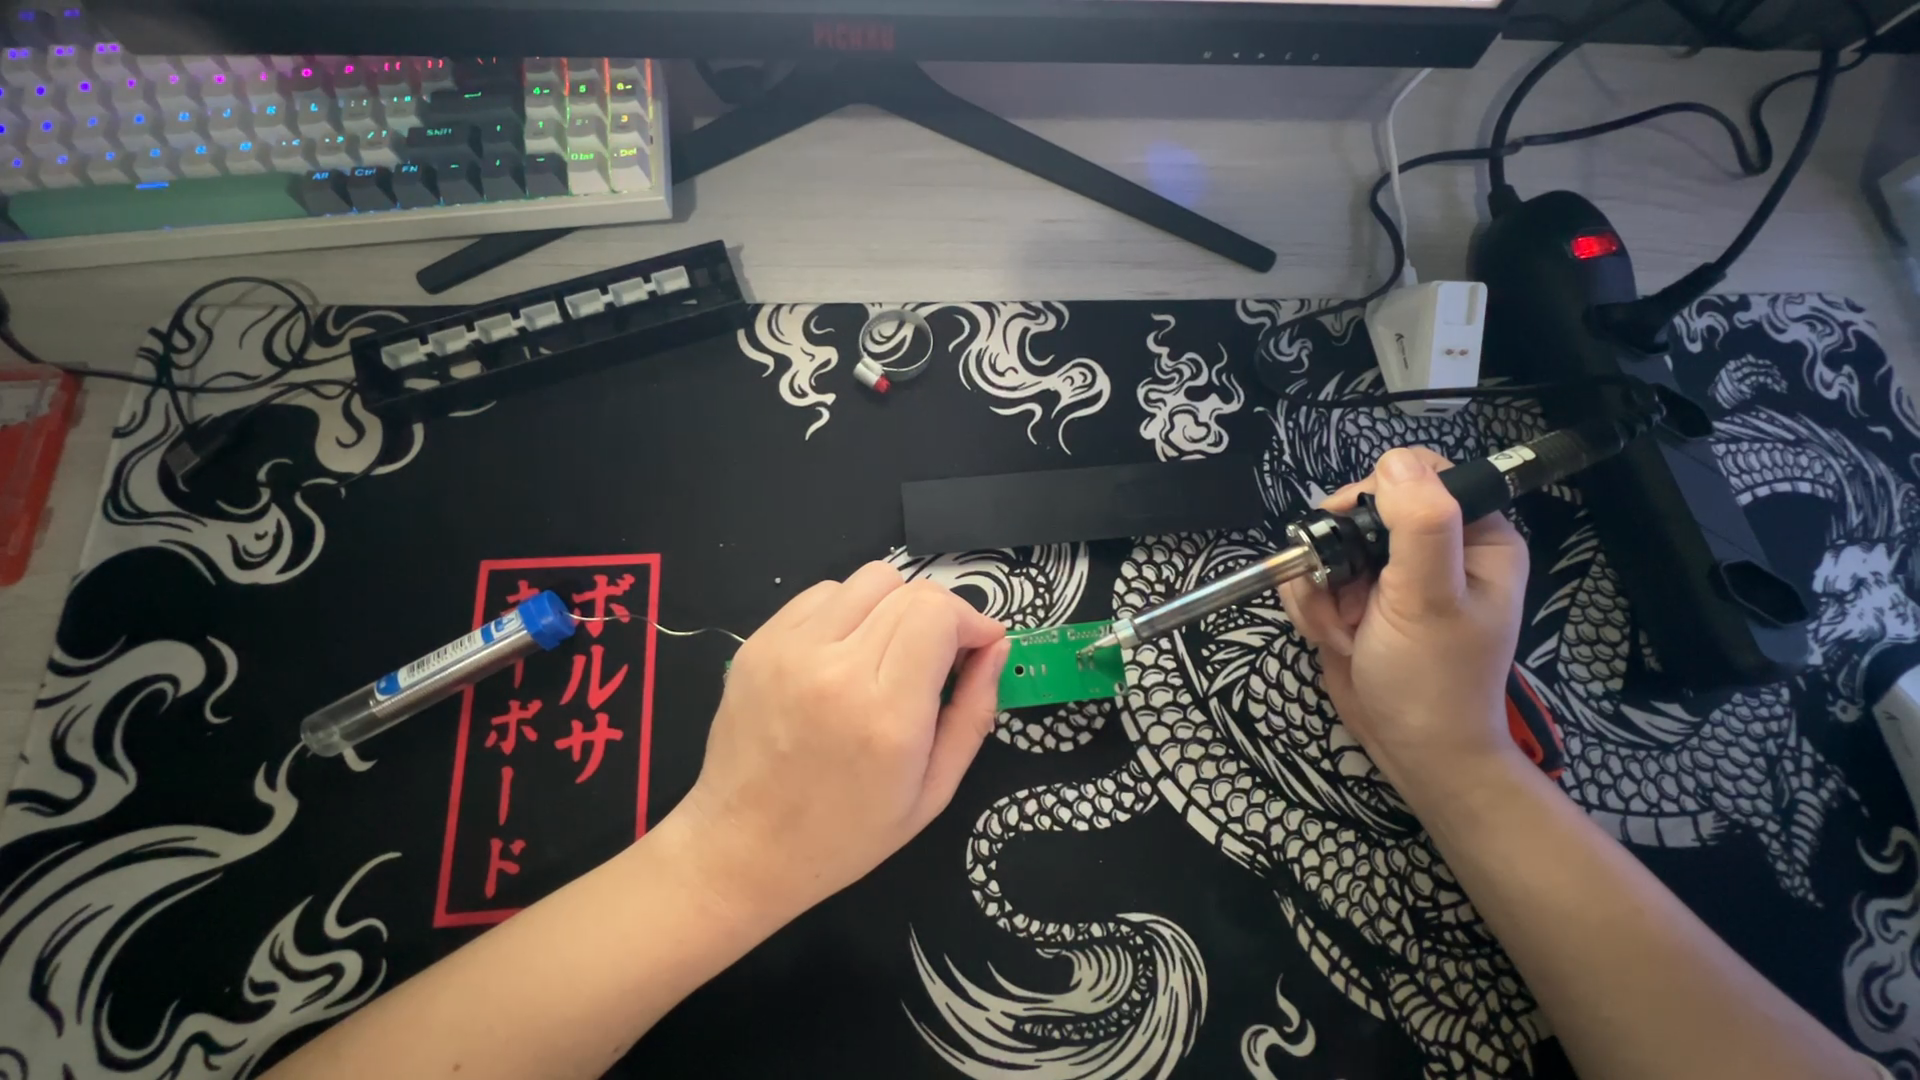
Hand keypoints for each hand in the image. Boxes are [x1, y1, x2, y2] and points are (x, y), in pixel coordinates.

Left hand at [666, 562, 1009, 922]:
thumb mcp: (932, 792)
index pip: (937, 613)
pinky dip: (849, 611)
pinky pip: (822, 594)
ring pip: (868, 580)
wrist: (742, 848)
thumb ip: (974, 713)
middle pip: (909, 589)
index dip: (970, 619)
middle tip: (939, 655)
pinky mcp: (759, 643)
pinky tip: (845, 654)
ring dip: (894, 606)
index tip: (978, 645)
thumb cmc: (846, 834)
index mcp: (886, 715)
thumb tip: (997, 646)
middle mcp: (836, 670)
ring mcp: (789, 650)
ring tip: (889, 652)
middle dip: (940, 614)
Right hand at [1280, 448, 1531, 808]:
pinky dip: (1309, 608)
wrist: (1410, 748)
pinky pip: (1310, 578)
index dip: (1374, 495)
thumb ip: (1420, 525)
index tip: (1352, 533)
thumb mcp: (1430, 598)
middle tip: (1346, 598)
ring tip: (1342, 631)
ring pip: (1323, 546)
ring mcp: (1386, 574)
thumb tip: (1394, 459)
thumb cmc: (1433, 677)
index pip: (1417, 475)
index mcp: (1472, 535)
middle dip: (1334, 555)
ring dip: (1317, 590)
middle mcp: (1430, 547)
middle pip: (1355, 509)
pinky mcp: (1352, 598)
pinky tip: (1334, 639)